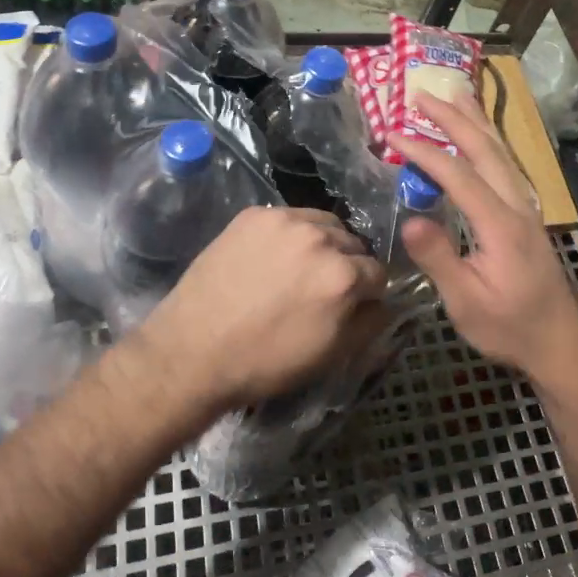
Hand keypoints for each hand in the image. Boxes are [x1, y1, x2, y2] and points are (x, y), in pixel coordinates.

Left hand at [133, 207, 389, 411]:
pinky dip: (289, 235)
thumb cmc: (266, 362)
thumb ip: (370, 323)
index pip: (378, 272)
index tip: (349, 306)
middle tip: (319, 290)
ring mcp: (284, 220)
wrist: (193, 351)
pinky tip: (269, 259)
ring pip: (324, 224)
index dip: (366, 293)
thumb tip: (384, 302)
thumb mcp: (330, 355)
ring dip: (321, 244)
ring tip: (296, 270)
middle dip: (345, 264)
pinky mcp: (254, 214)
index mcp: (344, 275)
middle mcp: (320, 237)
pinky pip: (290, 218)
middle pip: (353, 243)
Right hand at [388, 91, 577, 380]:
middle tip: (422, 93)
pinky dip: (488, 139)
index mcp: (501, 225)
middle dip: (453, 118)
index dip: (424, 152)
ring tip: (453, 94)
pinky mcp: (527, 214)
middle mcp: (517, 205)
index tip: (392, 134)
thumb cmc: (510, 327)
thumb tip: (411, 218)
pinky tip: (479, 136)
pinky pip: (506, 163)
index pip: (458, 176)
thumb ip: (440, 259)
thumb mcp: (467, 303)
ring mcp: (526, 207)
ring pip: (501, 152)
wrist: (559, 343)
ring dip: (475, 121)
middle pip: (486, 150)